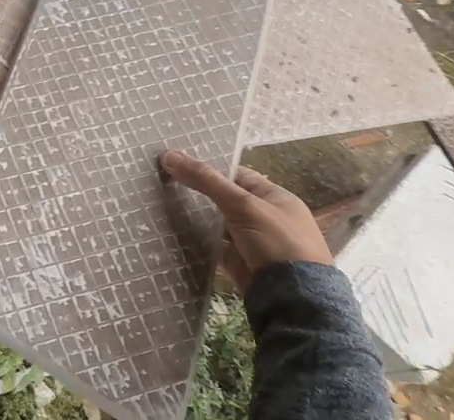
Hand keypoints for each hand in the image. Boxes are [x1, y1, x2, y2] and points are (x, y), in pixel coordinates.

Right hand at [160, 149, 330, 291]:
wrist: (294, 299)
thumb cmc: (276, 242)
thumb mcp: (243, 205)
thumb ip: (206, 179)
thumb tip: (168, 154)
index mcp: (276, 198)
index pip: (235, 174)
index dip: (206, 167)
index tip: (174, 162)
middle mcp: (265, 216)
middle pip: (223, 196)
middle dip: (196, 190)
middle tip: (161, 179)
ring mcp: (253, 239)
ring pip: (215, 219)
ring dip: (193, 213)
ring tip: (158, 201)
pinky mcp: (240, 259)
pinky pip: (212, 241)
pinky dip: (196, 235)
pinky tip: (172, 227)